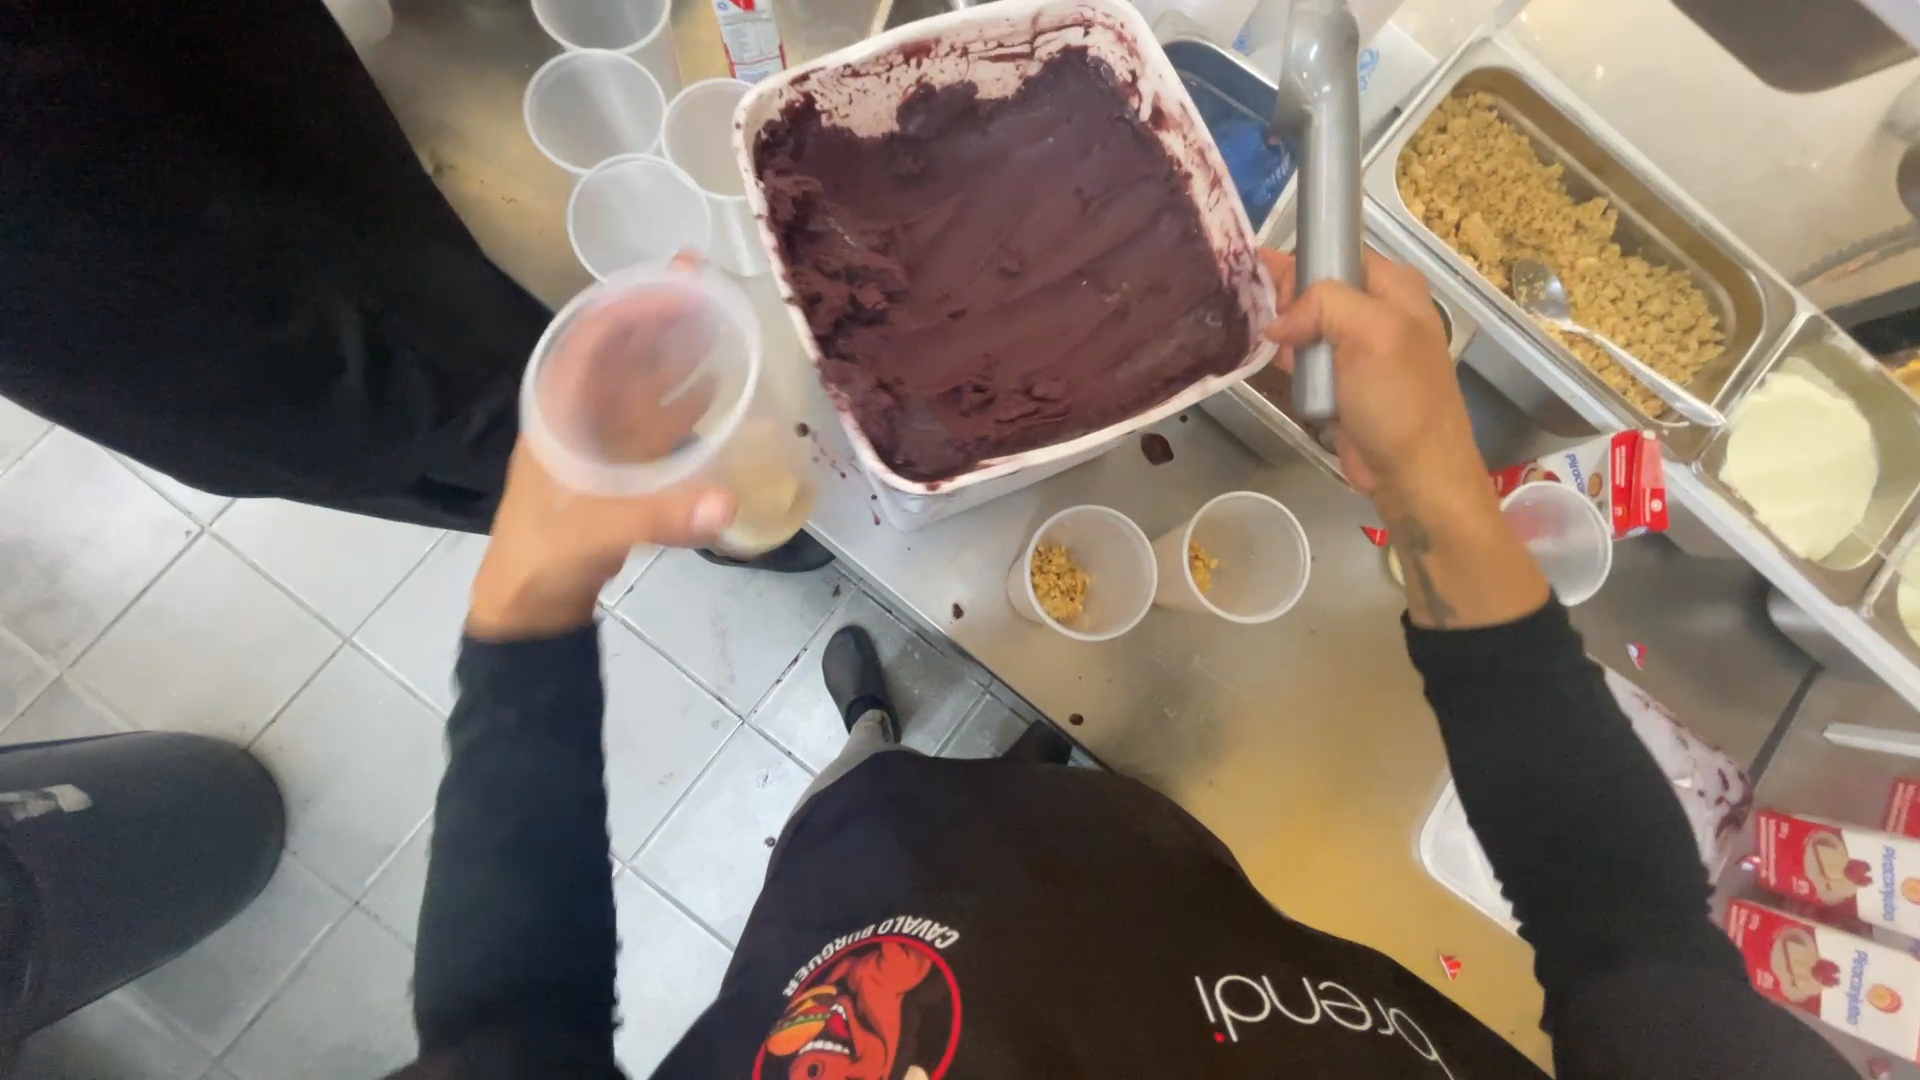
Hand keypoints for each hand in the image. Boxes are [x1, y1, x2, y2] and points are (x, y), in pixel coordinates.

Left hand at [468, 261, 737, 640]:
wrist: (534, 600)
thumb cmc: (549, 551)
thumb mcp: (599, 528)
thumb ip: (661, 515)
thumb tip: (730, 503)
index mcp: (561, 408)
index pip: (596, 334)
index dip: (638, 301)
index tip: (682, 278)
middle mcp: (582, 412)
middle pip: (626, 350)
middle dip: (665, 316)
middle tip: (712, 284)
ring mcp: (603, 438)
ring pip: (644, 382)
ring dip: (678, 354)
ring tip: (722, 325)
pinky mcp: (623, 465)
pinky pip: (657, 421)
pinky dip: (684, 402)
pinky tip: (714, 388)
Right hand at [1261, 249, 1547, 627]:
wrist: (1412, 471)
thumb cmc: (1399, 400)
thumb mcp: (1370, 334)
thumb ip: (1324, 304)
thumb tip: (1276, 323)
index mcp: (1392, 288)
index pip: (1335, 253)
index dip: (1296, 262)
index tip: (1254, 274)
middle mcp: (1375, 312)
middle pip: (1313, 288)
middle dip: (1280, 296)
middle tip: (1247, 309)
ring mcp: (1356, 349)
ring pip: (1304, 324)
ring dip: (1278, 330)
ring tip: (1244, 330)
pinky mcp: (1339, 382)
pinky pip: (1304, 359)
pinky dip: (1285, 360)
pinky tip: (1267, 363)